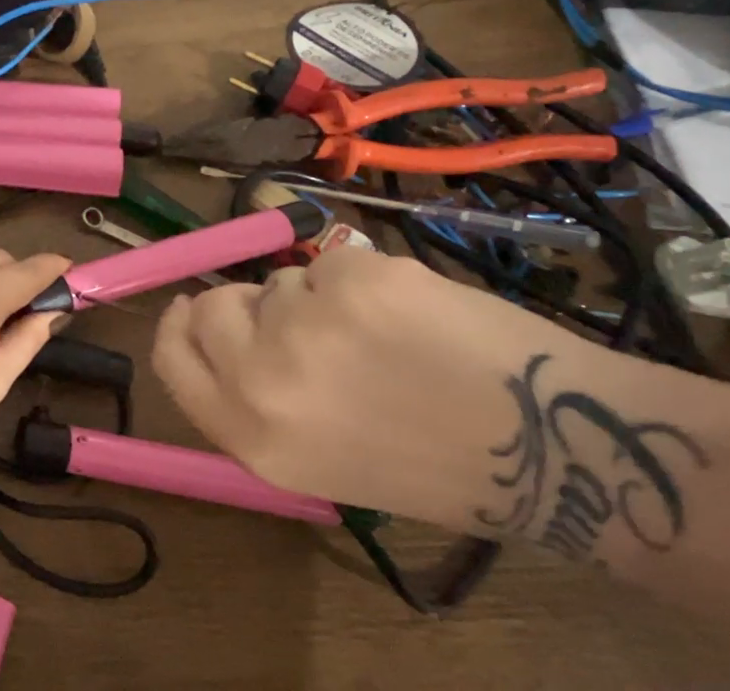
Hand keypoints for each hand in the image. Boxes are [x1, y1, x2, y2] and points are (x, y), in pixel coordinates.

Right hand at [152, 245, 589, 530]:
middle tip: (299, 323)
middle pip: (211, 308)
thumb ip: (248, 403)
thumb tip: (219, 335)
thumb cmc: (432, 466)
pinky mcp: (356, 283)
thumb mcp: (311, 462)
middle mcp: (260, 380)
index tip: (185, 309)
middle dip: (248, 307)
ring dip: (315, 299)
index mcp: (248, 435)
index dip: (174, 327)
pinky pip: (332, 263)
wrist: (558, 450)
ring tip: (382, 338)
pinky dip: (364, 282)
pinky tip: (411, 318)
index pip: (171, 359)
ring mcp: (304, 325)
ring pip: (279, 281)